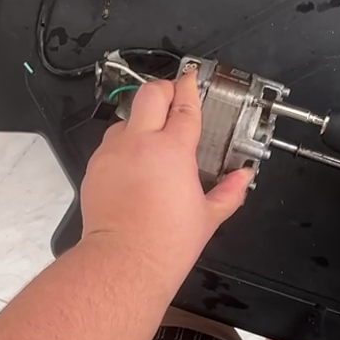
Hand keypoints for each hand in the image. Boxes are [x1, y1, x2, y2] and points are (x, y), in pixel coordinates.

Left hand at [80, 66, 252, 279]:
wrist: (124, 261)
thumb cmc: (165, 242)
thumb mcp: (208, 217)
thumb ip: (230, 191)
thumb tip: (243, 178)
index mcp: (173, 150)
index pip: (184, 107)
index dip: (190, 88)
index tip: (192, 79)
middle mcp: (140, 143)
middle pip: (150, 94)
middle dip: (164, 89)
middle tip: (174, 96)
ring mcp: (114, 153)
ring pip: (126, 118)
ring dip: (141, 120)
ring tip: (153, 138)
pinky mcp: (95, 167)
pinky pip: (110, 143)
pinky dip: (124, 144)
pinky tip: (134, 163)